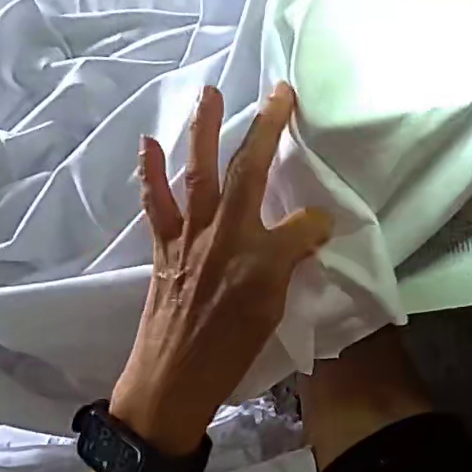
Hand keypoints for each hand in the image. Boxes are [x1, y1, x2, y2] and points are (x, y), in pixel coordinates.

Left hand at [110, 83, 333, 453]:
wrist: (173, 379)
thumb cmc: (231, 351)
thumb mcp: (275, 310)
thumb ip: (291, 263)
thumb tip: (309, 233)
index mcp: (261, 255)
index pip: (302, 222)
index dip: (316, 221)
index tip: (323, 227)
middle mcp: (226, 235)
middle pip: (249, 171)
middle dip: (267, 128)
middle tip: (279, 92)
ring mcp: (190, 237)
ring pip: (200, 173)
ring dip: (205, 129)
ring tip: (210, 93)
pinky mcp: (165, 246)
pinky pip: (157, 203)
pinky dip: (152, 172)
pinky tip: (149, 143)